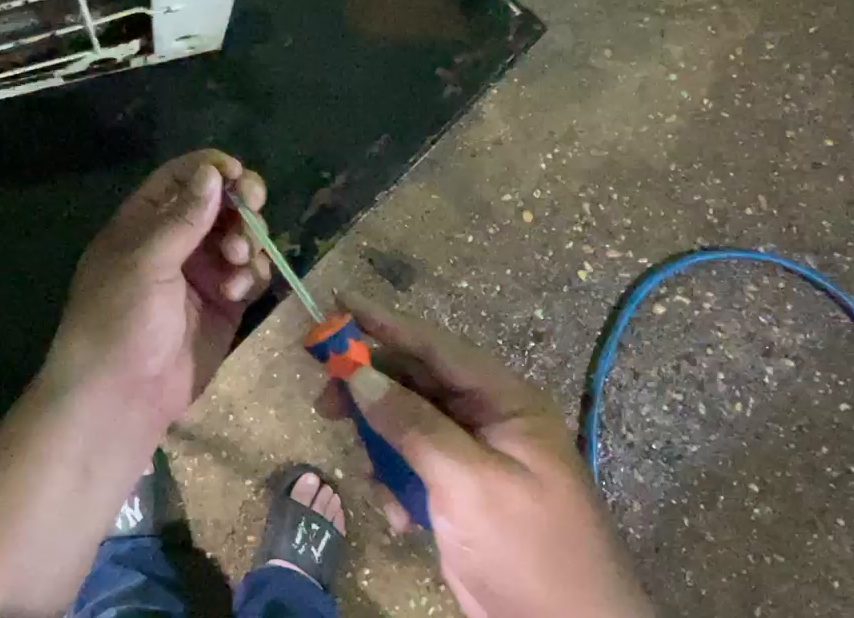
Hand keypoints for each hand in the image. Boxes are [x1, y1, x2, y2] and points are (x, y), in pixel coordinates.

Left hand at [46, 150, 271, 424]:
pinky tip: (238, 292)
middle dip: (239, 203)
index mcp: (144, 221)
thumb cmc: (119, 317)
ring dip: (246, 241)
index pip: (181, 178)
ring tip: (237, 262)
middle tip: (252, 206)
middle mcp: (174, 242)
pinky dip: (250, 276)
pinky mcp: (224, 307)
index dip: (210, 170)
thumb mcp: (146, 261)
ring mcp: (201, 274)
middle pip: (218, 204)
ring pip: (239, 238)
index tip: (237, 175)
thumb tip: (212, 172)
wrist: (120, 395)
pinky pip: (248, 276)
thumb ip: (183, 218)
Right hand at [318, 293, 654, 617]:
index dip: (384, 322)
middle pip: (412, 381)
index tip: (337, 301)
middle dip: (369, 390)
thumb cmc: (530, 552)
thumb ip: (411, 423)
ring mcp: (471, 455)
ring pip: (403, 422)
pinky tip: (398, 516)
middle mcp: (487, 418)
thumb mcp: (468, 483)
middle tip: (324, 398)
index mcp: (505, 403)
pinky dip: (393, 483)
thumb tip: (356, 373)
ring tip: (371, 477)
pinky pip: (408, 463)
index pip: (435, 347)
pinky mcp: (456, 491)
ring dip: (380, 447)